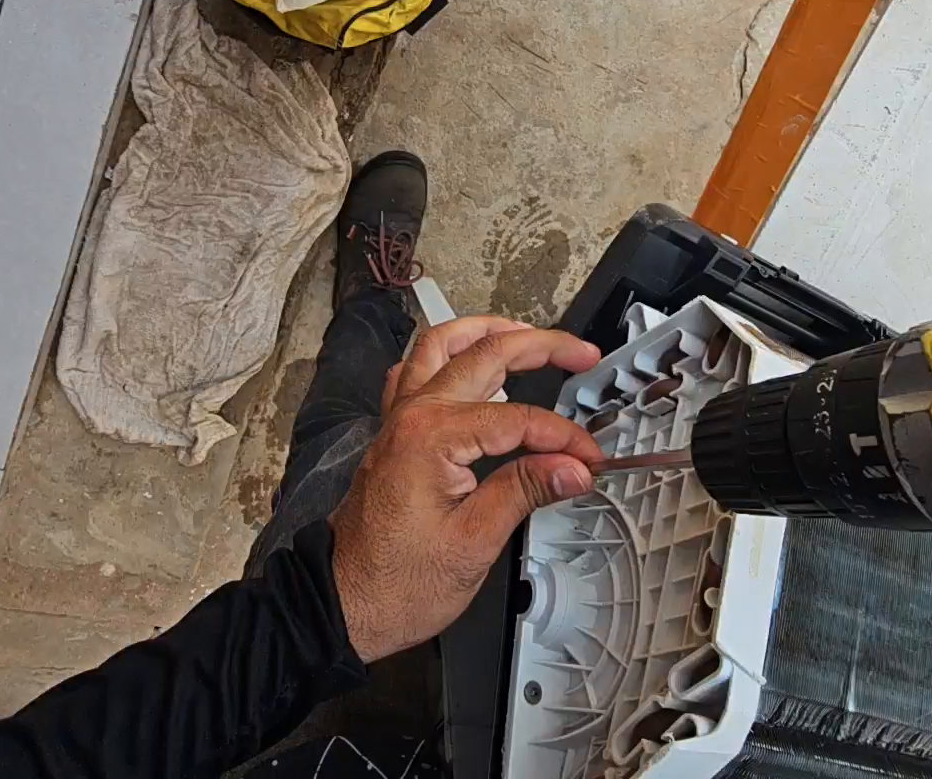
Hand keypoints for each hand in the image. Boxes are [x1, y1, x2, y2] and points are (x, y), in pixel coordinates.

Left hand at [329, 316, 603, 662]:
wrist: (342, 602)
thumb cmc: (397, 582)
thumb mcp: (474, 542)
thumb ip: (525, 491)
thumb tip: (573, 467)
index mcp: (433, 436)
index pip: (518, 419)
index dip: (562, 437)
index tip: (588, 458)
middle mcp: (413, 412)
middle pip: (485, 354)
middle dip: (541, 347)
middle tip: (582, 353)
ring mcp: (399, 416)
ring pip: (443, 344)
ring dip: (487, 330)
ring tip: (527, 332)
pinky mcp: (394, 429)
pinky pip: (416, 369)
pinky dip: (445, 354)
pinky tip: (466, 360)